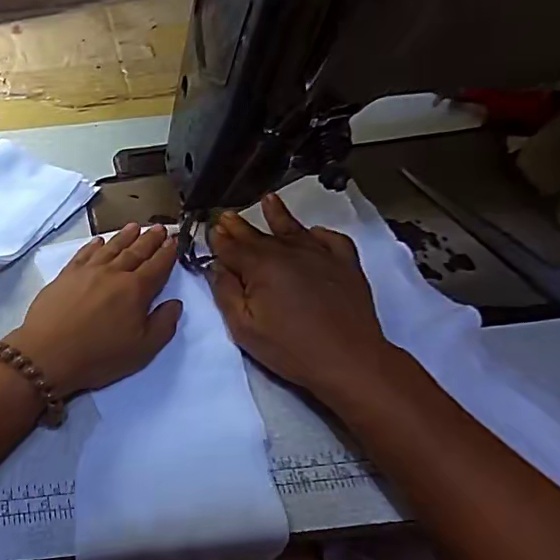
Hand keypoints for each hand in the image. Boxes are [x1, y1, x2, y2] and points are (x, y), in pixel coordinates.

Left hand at [5, 223, 182, 395]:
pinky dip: (94, 246)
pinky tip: (99, 242)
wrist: (48, 354)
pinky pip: (84, 254)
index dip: (167, 253)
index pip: (157, 266)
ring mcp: (87, 272)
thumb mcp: (142, 350)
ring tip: (134, 226)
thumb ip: (163, 325)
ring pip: (110, 248)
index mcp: (136, 290)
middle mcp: (113, 274)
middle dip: (149, 239)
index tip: (174, 241)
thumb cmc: (99, 356)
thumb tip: (174, 303)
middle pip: (135, 251)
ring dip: (124, 236)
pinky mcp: (65, 276)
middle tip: (158, 228)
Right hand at [208, 192, 399, 402]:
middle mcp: (290, 252)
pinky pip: (331, 240)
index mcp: (262, 266)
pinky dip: (319, 233)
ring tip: (268, 201)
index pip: (232, 248)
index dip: (219, 239)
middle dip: (239, 226)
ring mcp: (322, 255)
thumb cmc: (290, 348)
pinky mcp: (346, 264)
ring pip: (294, 229)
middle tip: (226, 216)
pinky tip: (313, 232)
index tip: (210, 229)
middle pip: (259, 236)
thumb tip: (217, 268)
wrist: (348, 359)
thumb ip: (226, 294)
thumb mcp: (244, 328)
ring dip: (278, 215)